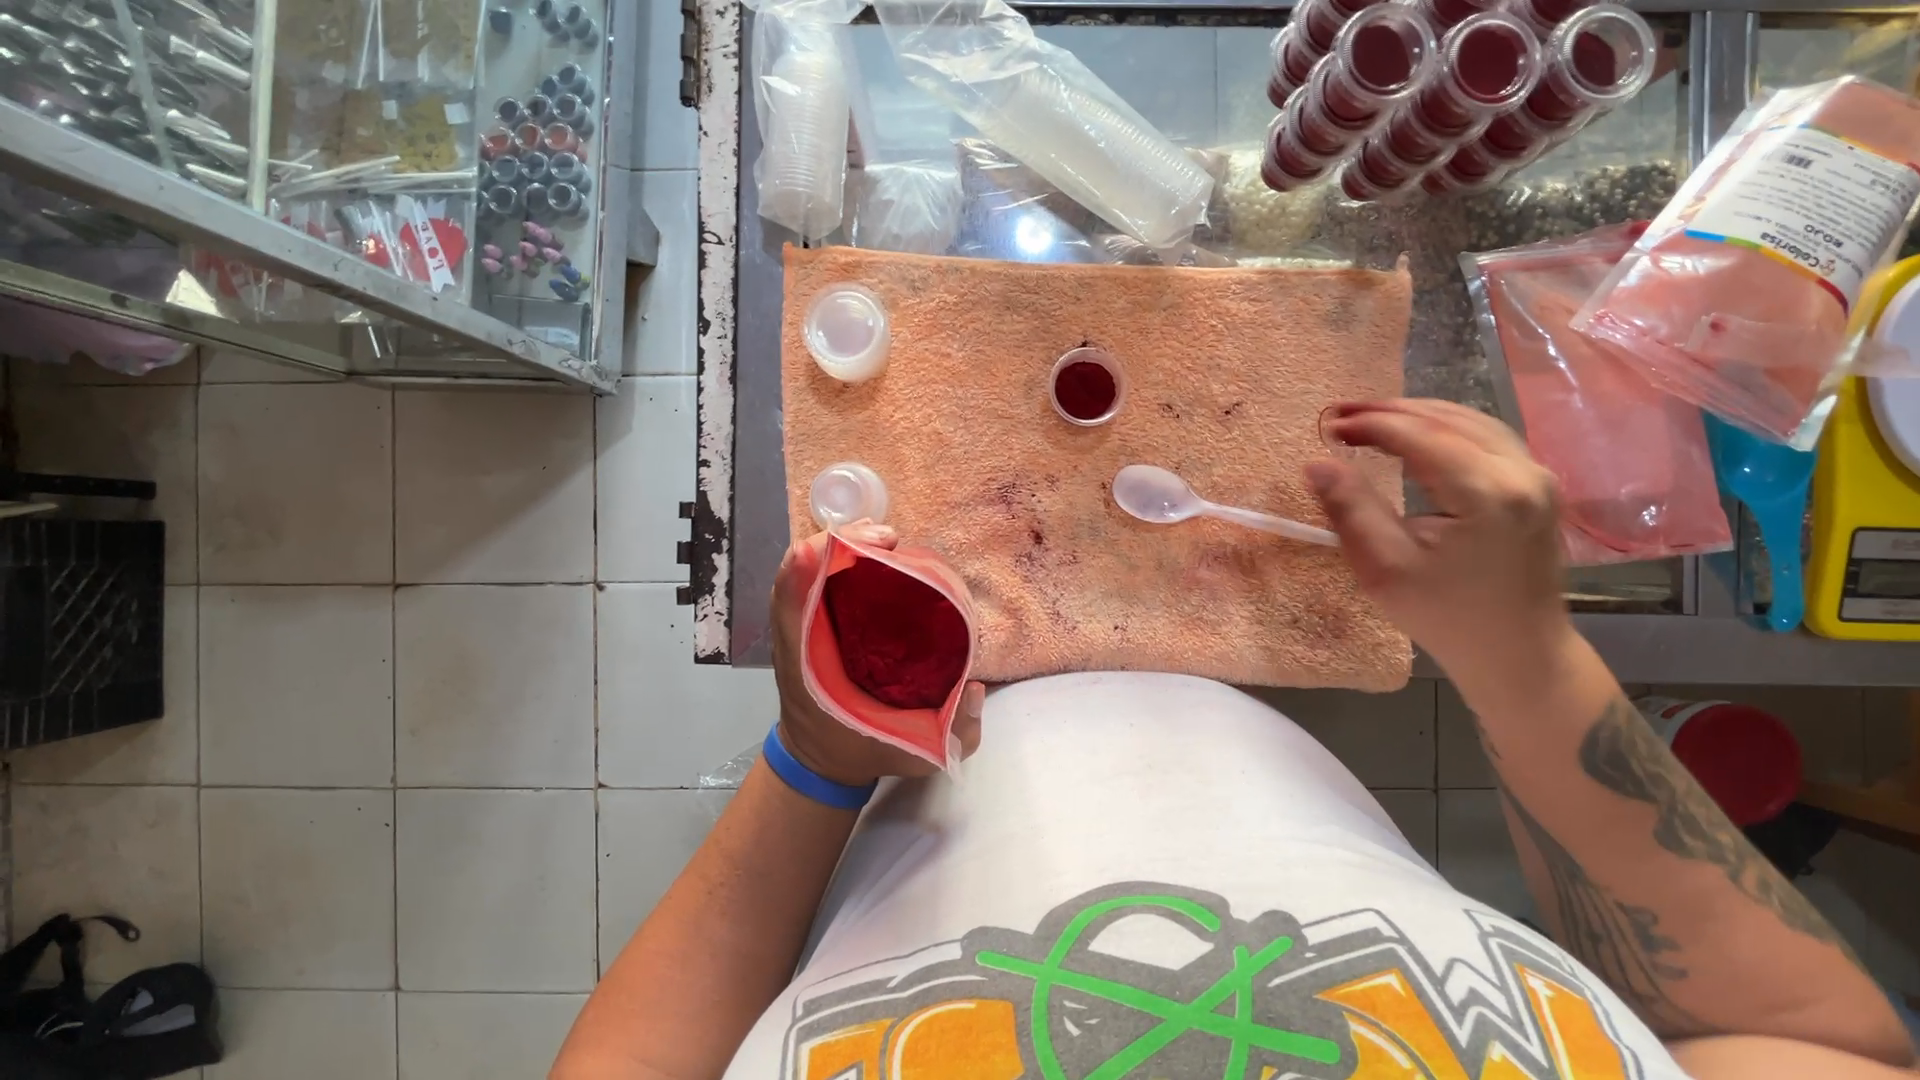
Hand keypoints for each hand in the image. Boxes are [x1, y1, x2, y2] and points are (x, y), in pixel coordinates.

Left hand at [770, 520, 984, 787]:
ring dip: (848, 546)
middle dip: (849, 541)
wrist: (821, 761)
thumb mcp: (914, 755)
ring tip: (887, 541)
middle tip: (891, 540)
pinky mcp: (816, 624)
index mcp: (810, 665)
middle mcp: (801, 637)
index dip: (829, 557)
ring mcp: (805, 627)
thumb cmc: (863, 753)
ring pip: (813, 568)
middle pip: (807, 567)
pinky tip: (878, 555)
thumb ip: (953, 732)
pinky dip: (846, 560)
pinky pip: (823, 580)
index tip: (880, 547)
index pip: (798, 594)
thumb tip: (973, 685)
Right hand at [1305, 399, 1572, 681]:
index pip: (1421, 435)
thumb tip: (1316, 464)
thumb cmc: (1445, 616)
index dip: (1371, 424)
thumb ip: (1351, 509)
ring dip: (1418, 416)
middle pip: (1450, 418)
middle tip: (1342, 415)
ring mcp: (1538, 477)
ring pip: (1472, 422)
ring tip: (1371, 420)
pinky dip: (1445, 429)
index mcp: (1487, 493)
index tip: (1329, 425)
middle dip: (1392, 412)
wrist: (1517, 651)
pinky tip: (1415, 437)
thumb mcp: (1384, 568)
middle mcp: (1522, 473)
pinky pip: (1488, 438)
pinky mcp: (1538, 487)